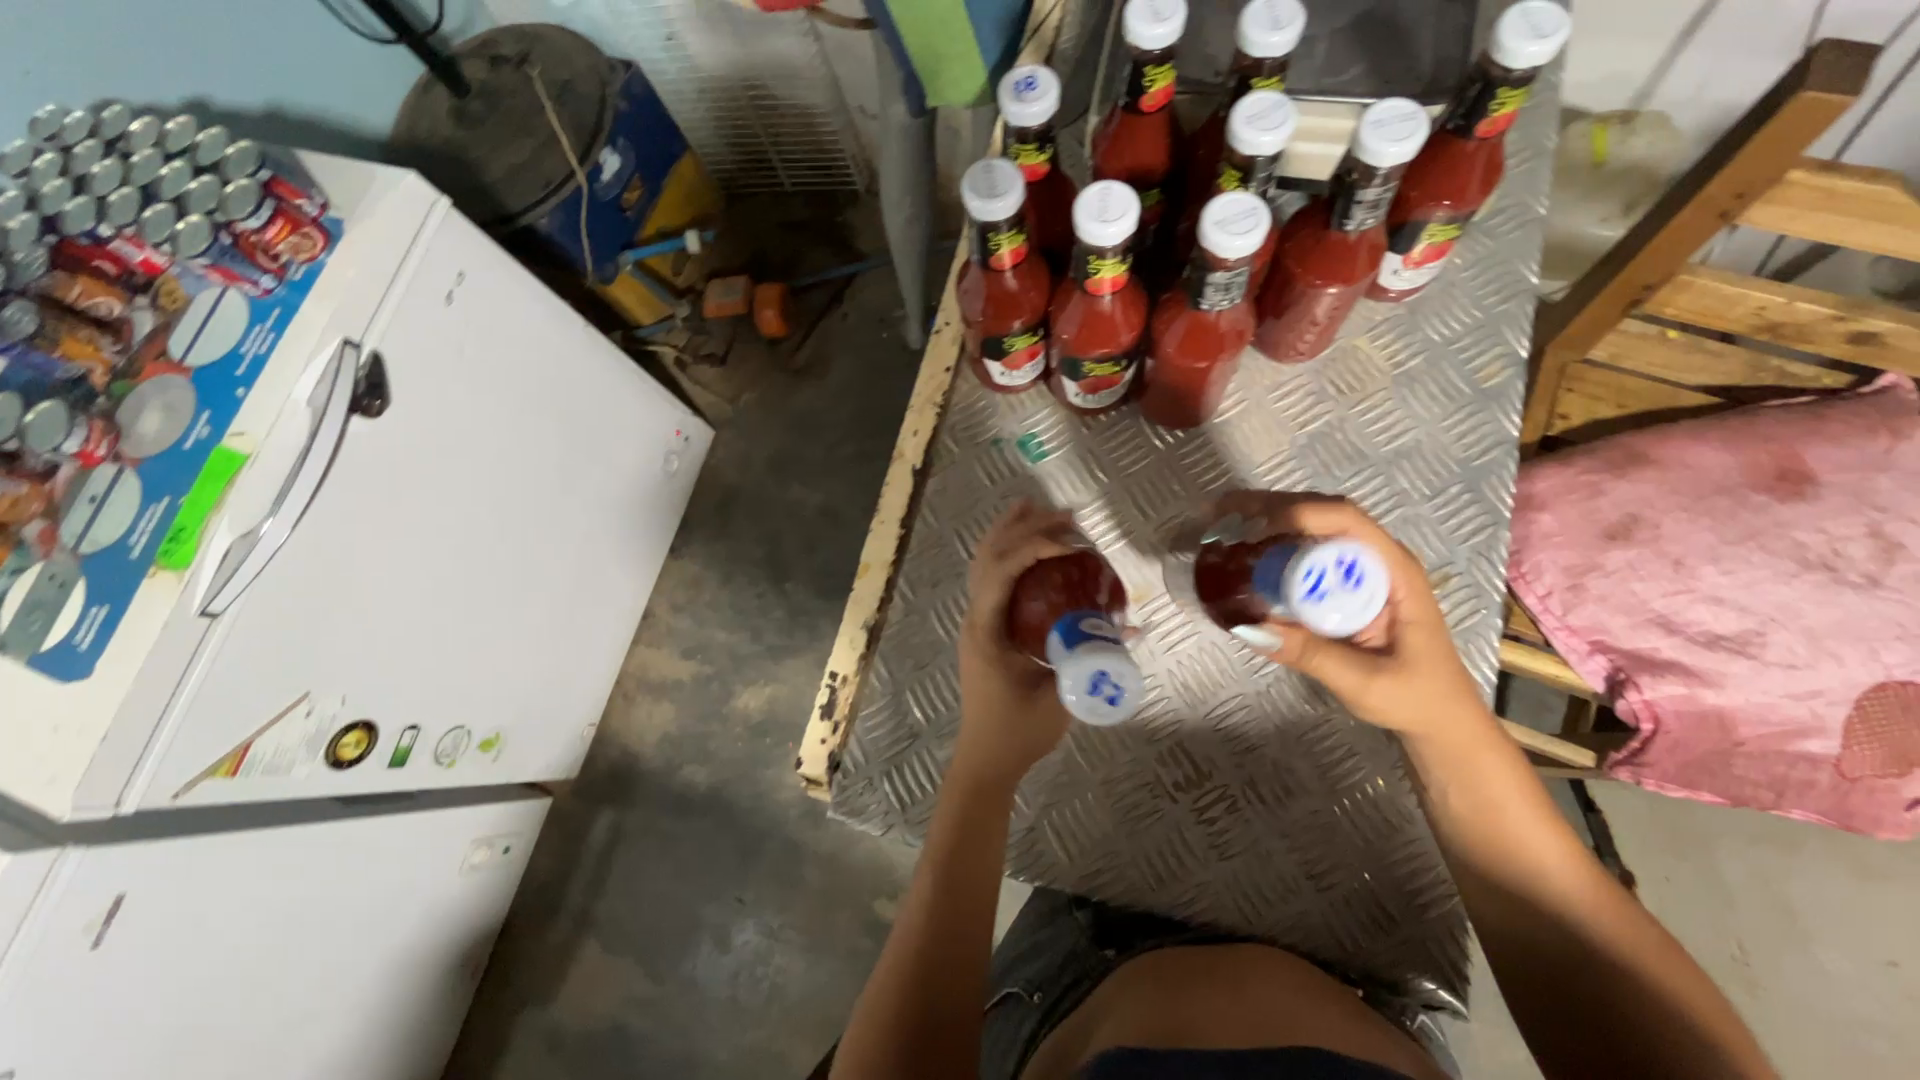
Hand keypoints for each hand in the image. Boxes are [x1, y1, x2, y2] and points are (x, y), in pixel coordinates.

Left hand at [951, 499, 1077, 790]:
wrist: (987, 760)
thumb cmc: (1019, 732)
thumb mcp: (1062, 695)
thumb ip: (1095, 659)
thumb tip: (1133, 628)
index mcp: (986, 630)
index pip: (1000, 573)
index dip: (1032, 548)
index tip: (1070, 543)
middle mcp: (975, 618)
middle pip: (989, 557)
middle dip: (1024, 528)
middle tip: (1065, 515)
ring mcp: (976, 623)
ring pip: (984, 564)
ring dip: (1010, 534)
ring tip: (1040, 510)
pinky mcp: (985, 630)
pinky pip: (991, 579)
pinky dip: (1009, 555)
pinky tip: (1032, 549)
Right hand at [1210, 492, 1489, 738]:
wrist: (1440, 717)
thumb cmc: (1414, 697)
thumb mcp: (1364, 682)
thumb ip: (1313, 655)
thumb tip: (1252, 626)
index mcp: (1394, 571)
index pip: (1347, 521)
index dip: (1298, 514)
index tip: (1254, 531)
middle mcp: (1377, 560)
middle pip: (1322, 513)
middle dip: (1270, 508)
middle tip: (1220, 516)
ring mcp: (1361, 571)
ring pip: (1312, 528)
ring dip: (1267, 522)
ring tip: (1222, 528)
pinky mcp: (1345, 587)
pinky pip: (1306, 555)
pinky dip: (1272, 548)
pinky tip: (1243, 555)